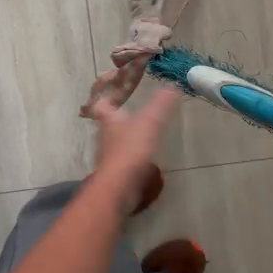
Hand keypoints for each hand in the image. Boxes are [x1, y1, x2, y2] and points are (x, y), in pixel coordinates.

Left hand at [86, 87, 177, 208]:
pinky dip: (132, 152)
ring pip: (115, 139)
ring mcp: (109, 154)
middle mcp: (104, 136)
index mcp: (108, 120)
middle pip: (108, 122)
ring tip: (142, 131)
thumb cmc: (131, 149)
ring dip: (126, 135)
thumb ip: (161, 105)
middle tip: (132, 109)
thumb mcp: (149, 122)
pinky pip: (123, 156)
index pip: (101, 104)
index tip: (114, 90)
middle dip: (119, 115)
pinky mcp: (116, 170)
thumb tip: (171, 86)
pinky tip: (144, 154)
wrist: (120, 187)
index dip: (106, 95)